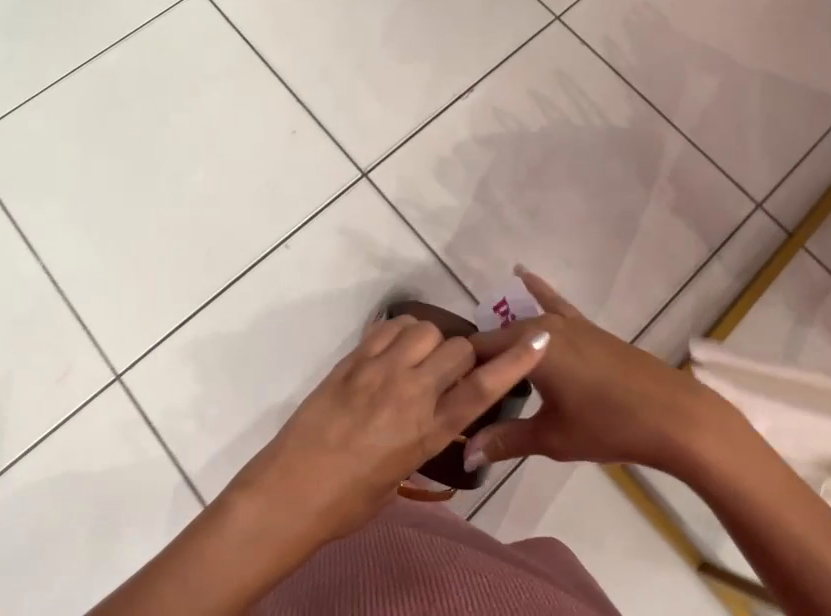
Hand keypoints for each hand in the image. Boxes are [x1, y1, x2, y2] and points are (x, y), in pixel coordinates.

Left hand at [225, 312, 550, 545]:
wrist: (292, 490)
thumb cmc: (348, 501)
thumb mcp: (399, 478)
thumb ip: (422, 443)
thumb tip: (428, 424)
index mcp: (429, 431)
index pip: (483, 388)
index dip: (514, 362)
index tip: (539, 340)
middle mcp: (411, 393)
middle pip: (457, 350)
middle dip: (463, 356)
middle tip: (449, 371)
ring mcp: (380, 371)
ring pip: (425, 330)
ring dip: (430, 341)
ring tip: (419, 358)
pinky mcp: (353, 360)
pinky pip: (389, 329)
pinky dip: (400, 332)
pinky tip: (394, 348)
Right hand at [464, 268, 739, 475]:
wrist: (672, 415)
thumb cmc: (607, 425)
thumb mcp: (551, 437)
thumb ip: (505, 440)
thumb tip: (465, 453)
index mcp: (527, 347)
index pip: (476, 352)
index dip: (457, 372)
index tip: (441, 391)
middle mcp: (542, 325)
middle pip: (497, 340)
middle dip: (480, 362)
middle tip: (461, 389)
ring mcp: (567, 322)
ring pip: (522, 326)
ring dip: (504, 341)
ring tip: (485, 362)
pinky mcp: (587, 327)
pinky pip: (553, 304)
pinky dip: (537, 291)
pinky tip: (523, 274)